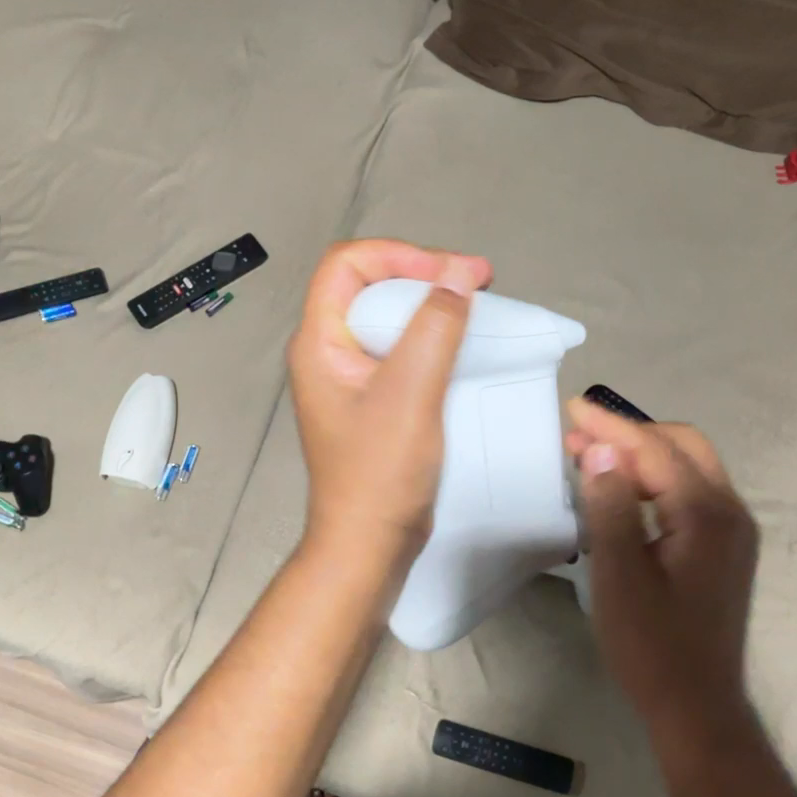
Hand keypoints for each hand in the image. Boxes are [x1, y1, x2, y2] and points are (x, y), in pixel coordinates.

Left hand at [287, 240, 491, 568]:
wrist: (370, 543)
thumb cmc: (380, 471)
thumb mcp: (411, 392)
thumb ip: (434, 327)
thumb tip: (459, 275)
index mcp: (319, 342)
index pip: (347, 265)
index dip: (399, 254)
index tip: (453, 272)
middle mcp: (328, 352)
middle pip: (369, 286)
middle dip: (422, 274)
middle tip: (476, 283)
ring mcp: (349, 379)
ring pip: (388, 319)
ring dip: (431, 307)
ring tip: (477, 308)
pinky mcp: (372, 401)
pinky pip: (399, 351)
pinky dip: (431, 339)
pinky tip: (463, 345)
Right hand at [565, 400, 760, 735]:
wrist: (696, 706)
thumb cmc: (652, 645)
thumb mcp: (620, 576)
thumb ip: (611, 508)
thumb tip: (601, 450)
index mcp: (707, 515)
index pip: (655, 450)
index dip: (610, 426)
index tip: (570, 407)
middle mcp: (730, 513)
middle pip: (681, 447)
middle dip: (628, 433)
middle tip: (577, 434)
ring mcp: (731, 532)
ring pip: (686, 469)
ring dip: (639, 456)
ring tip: (588, 456)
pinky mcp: (722, 550)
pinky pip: (688, 494)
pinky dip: (652, 481)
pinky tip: (619, 491)